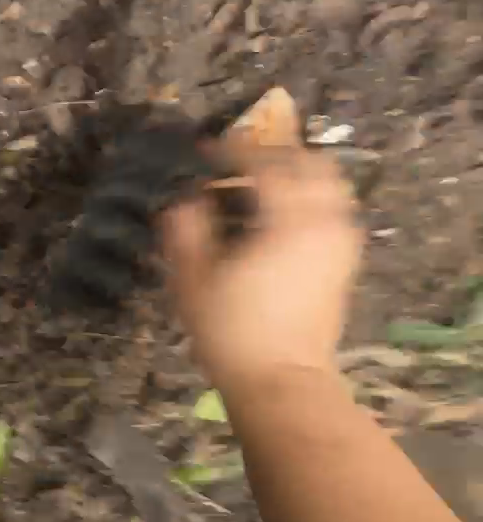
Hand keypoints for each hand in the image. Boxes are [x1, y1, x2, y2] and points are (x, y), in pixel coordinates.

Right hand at [159, 145, 361, 393]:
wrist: (277, 372)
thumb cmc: (227, 323)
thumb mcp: (189, 275)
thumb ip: (184, 228)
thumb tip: (182, 200)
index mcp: (288, 222)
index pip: (268, 166)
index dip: (233, 150)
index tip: (202, 148)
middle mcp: (325, 224)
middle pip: (313, 168)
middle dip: (272, 157)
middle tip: (230, 162)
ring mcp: (339, 244)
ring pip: (326, 189)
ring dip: (289, 179)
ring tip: (245, 189)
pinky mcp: (339, 261)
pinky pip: (327, 211)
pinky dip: (299, 201)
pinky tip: (264, 218)